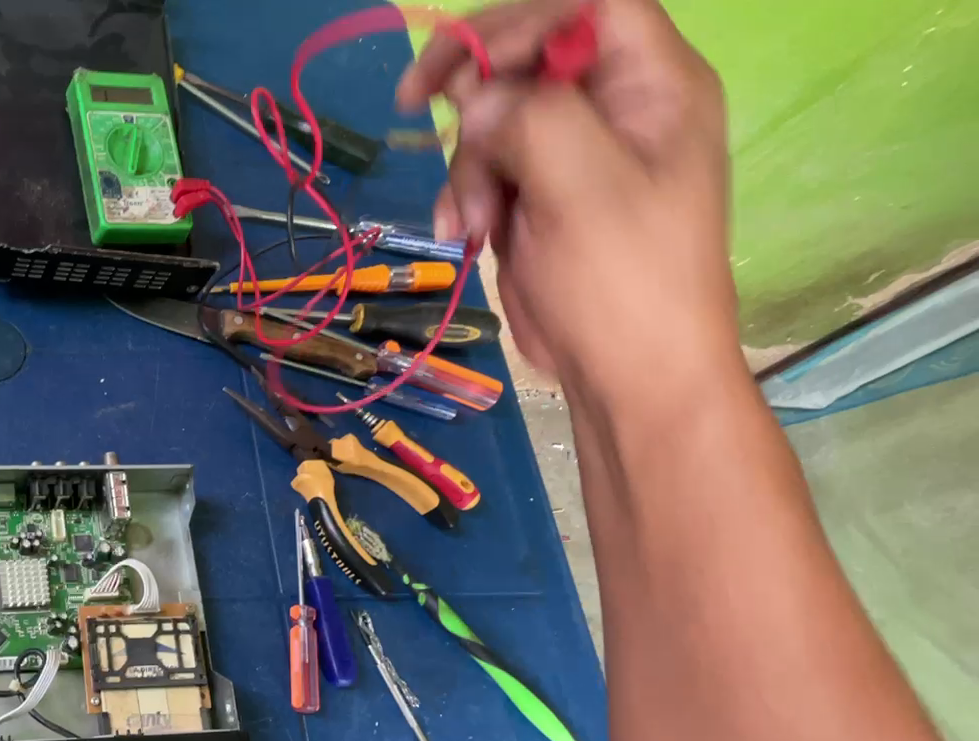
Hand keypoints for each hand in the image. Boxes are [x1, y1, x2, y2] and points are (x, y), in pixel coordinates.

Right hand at [397, 0, 739, 400]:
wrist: (623, 368)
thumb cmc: (622, 279)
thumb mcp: (584, 190)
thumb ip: (533, 123)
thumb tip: (474, 99)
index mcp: (651, 86)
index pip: (585, 9)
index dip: (516, 25)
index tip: (452, 68)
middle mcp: (611, 111)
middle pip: (526, 66)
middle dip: (477, 108)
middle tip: (427, 117)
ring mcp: (569, 158)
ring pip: (492, 126)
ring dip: (465, 169)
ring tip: (470, 223)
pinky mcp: (535, 200)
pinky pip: (483, 175)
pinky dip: (463, 200)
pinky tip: (464, 233)